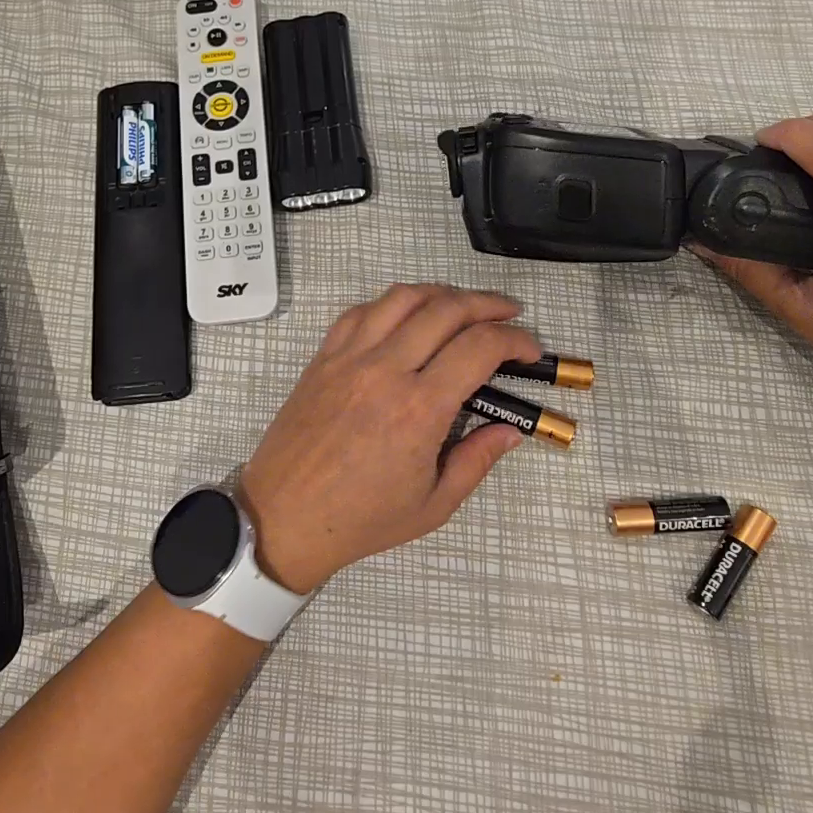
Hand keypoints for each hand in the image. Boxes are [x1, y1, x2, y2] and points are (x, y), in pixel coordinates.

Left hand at [237, 284, 542, 593]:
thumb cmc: (360, 519)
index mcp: (418, 409)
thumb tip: (510, 431)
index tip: (529, 349)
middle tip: (509, 314)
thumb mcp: (433, 505)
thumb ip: (477, 461)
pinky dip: (392, 303)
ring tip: (463, 307)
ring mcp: (349, 358)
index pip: (480, 347)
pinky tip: (407, 316)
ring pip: (402, 297)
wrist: (283, 517)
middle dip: (488, 304)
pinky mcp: (323, 357)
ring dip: (442, 293)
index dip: (515, 340)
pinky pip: (361, 311)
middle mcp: (385, 370)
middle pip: (447, 309)